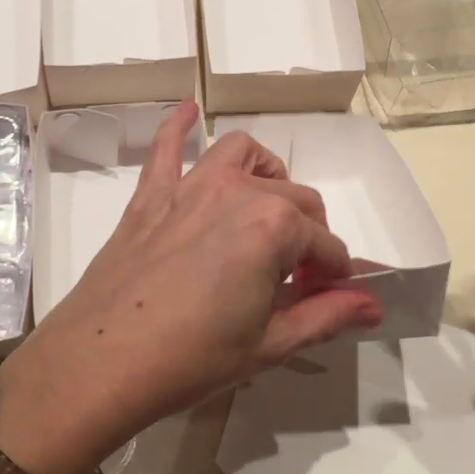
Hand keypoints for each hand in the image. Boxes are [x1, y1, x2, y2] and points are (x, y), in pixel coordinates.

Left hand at [0, 101, 380, 473]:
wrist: (101, 361)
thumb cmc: (191, 359)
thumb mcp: (269, 344)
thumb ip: (326, 315)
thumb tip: (373, 305)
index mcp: (275, 226)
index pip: (327, 245)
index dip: (334, 276)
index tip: (327, 300)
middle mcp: (237, 191)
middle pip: (295, 199)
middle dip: (308, 236)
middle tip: (296, 280)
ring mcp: (189, 187)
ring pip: (243, 154)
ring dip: (266, 174)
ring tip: (267, 207)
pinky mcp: (149, 195)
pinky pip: (165, 146)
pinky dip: (179, 125)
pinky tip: (188, 112)